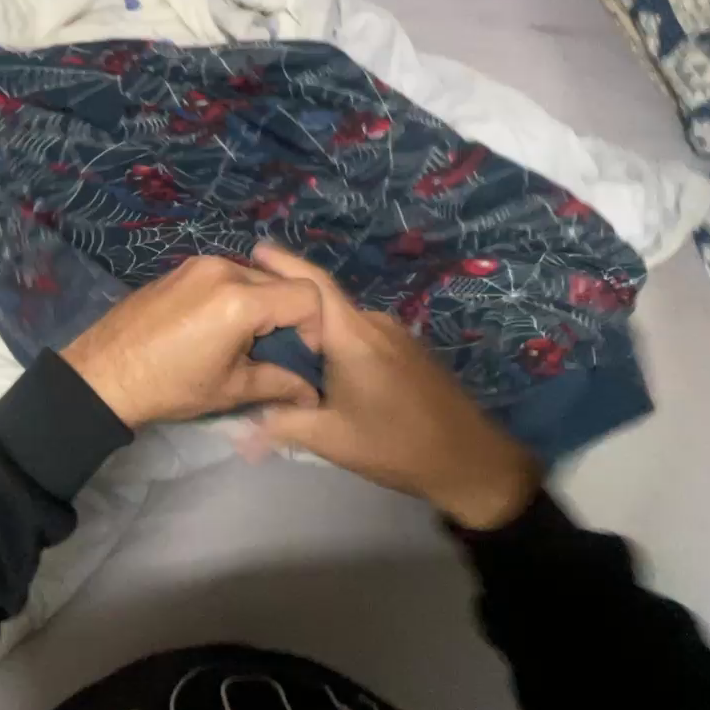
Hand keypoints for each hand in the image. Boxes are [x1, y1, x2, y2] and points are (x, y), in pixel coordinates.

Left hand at [61, 256, 323, 428]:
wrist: (103, 373)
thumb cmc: (170, 386)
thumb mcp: (231, 389)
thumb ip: (280, 383)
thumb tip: (312, 395)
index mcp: (240, 298)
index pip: (306, 295)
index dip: (313, 328)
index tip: (297, 355)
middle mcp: (224, 268)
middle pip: (281, 283)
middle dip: (287, 317)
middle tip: (271, 352)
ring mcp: (200, 263)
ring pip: (255, 277)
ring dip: (261, 306)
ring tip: (241, 342)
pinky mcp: (183, 267)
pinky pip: (227, 275)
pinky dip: (236, 297)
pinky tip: (216, 328)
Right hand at [248, 242, 543, 529]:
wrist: (470, 460)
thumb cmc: (396, 445)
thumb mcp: (330, 440)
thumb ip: (281, 424)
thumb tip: (238, 427)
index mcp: (352, 334)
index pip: (313, 283)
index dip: (283, 262)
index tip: (255, 249)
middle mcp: (374, 322)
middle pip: (323, 302)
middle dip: (289, 306)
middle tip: (254, 320)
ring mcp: (395, 333)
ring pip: (343, 320)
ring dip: (315, 329)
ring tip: (282, 349)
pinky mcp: (408, 348)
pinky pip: (362, 333)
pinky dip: (338, 341)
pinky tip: (325, 367)